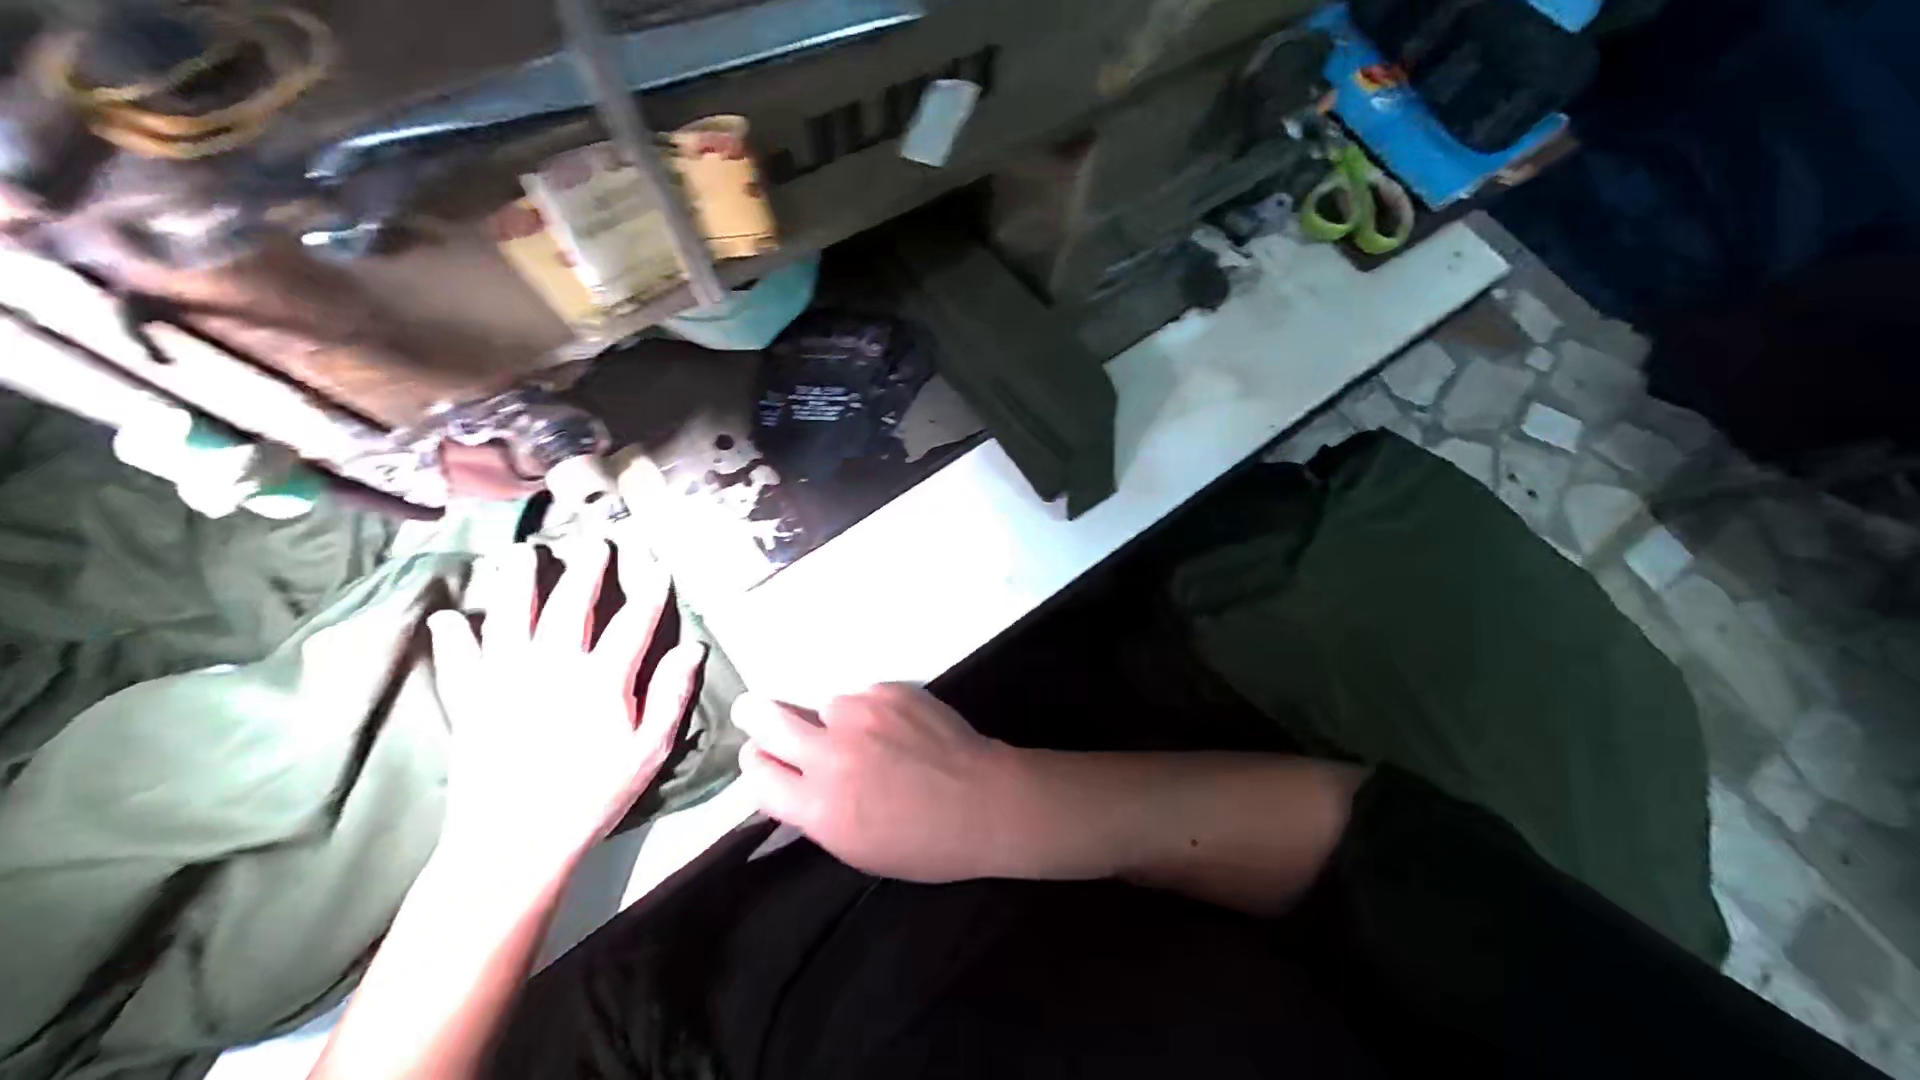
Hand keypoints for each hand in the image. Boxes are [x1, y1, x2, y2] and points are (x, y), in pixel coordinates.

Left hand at [427, 540, 704, 873]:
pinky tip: (450, 617)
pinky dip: (453, 637)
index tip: (657, 566)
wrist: (513, 844)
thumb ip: (670, 695)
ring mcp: (505, 681)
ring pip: (511, 617)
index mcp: (601, 679)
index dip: (649, 591)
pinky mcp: (470, 703)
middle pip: (571, 605)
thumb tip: (690, 649)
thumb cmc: (592, 796)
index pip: (632, 622)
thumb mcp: (648, 751)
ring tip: (523, 554)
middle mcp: (552, 667)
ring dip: (518, 582)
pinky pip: (459, 660)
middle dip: (586, 570)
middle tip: (594, 543)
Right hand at [733, 683, 1048, 882]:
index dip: (756, 763)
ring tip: (871, 738)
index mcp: (817, 807)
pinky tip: (900, 728)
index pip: (754, 771)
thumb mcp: (855, 848)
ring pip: (823, 705)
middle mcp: (829, 754)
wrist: (986, 801)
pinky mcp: (889, 691)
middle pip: (765, 718)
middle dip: (755, 716)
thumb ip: (813, 811)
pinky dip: (872, 710)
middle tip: (755, 713)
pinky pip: (863, 695)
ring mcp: (860, 716)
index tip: (763, 757)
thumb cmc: (923, 842)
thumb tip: (789, 781)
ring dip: (834, 720)